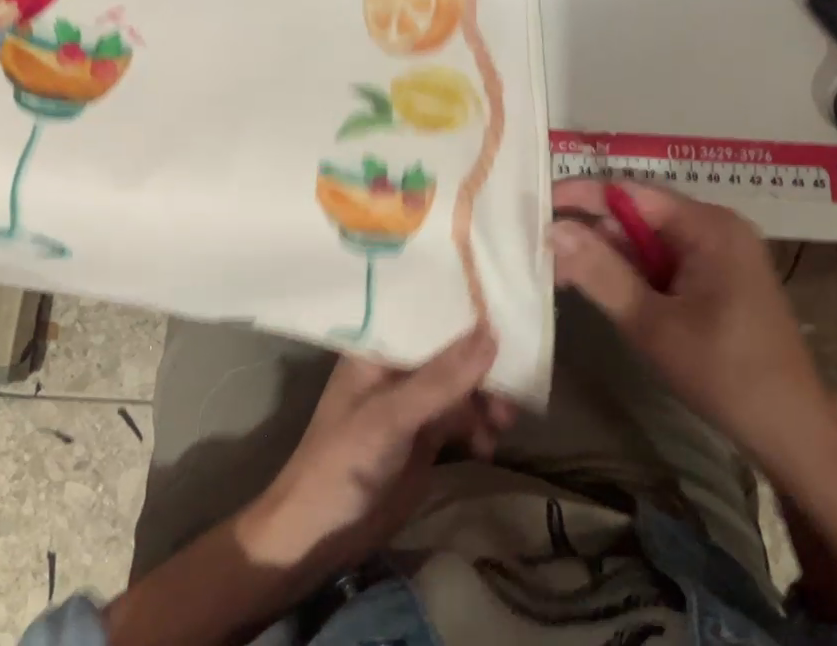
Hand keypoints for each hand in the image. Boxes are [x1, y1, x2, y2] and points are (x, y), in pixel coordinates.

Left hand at [239, 327, 513, 571]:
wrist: (320, 536)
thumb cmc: (341, 462)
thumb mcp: (391, 417)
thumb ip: (441, 378)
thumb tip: (493, 332)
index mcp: (376, 349)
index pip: (425, 312)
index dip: (464, 307)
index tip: (507, 301)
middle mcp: (397, 368)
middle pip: (452, 350)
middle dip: (485, 365)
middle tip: (516, 384)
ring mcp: (413, 402)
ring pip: (463, 386)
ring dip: (488, 400)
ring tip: (503, 423)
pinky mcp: (427, 435)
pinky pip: (465, 419)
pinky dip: (481, 428)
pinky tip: (486, 448)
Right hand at [549, 180, 833, 454]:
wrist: (790, 430)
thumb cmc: (723, 372)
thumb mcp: (651, 322)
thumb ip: (600, 272)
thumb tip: (553, 229)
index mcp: (709, 226)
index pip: (631, 193)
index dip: (582, 196)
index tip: (537, 206)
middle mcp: (717, 230)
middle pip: (639, 216)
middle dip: (592, 234)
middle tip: (544, 257)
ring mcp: (721, 257)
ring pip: (650, 244)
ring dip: (609, 259)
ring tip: (562, 279)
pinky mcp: (720, 283)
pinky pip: (666, 265)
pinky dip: (633, 277)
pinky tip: (604, 294)